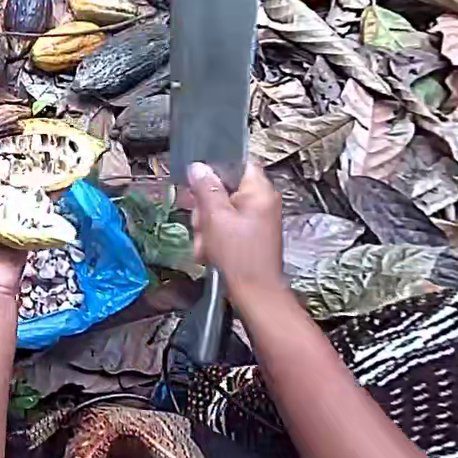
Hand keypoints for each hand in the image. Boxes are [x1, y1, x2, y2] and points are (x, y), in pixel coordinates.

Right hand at [189, 161, 284, 299]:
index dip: (216, 168)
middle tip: (201, 222)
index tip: (197, 180)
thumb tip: (197, 166)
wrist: (254, 294)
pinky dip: (213, 237)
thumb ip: (206, 188)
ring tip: (205, 243)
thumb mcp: (215, 217)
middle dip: (205, 205)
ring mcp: (255, 220)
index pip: (238, 164)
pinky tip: (209, 251)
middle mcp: (261, 202)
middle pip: (223, 188)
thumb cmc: (238, 254)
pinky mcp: (248, 236)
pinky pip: (223, 226)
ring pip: (219, 209)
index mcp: (259, 191)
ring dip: (205, 225)